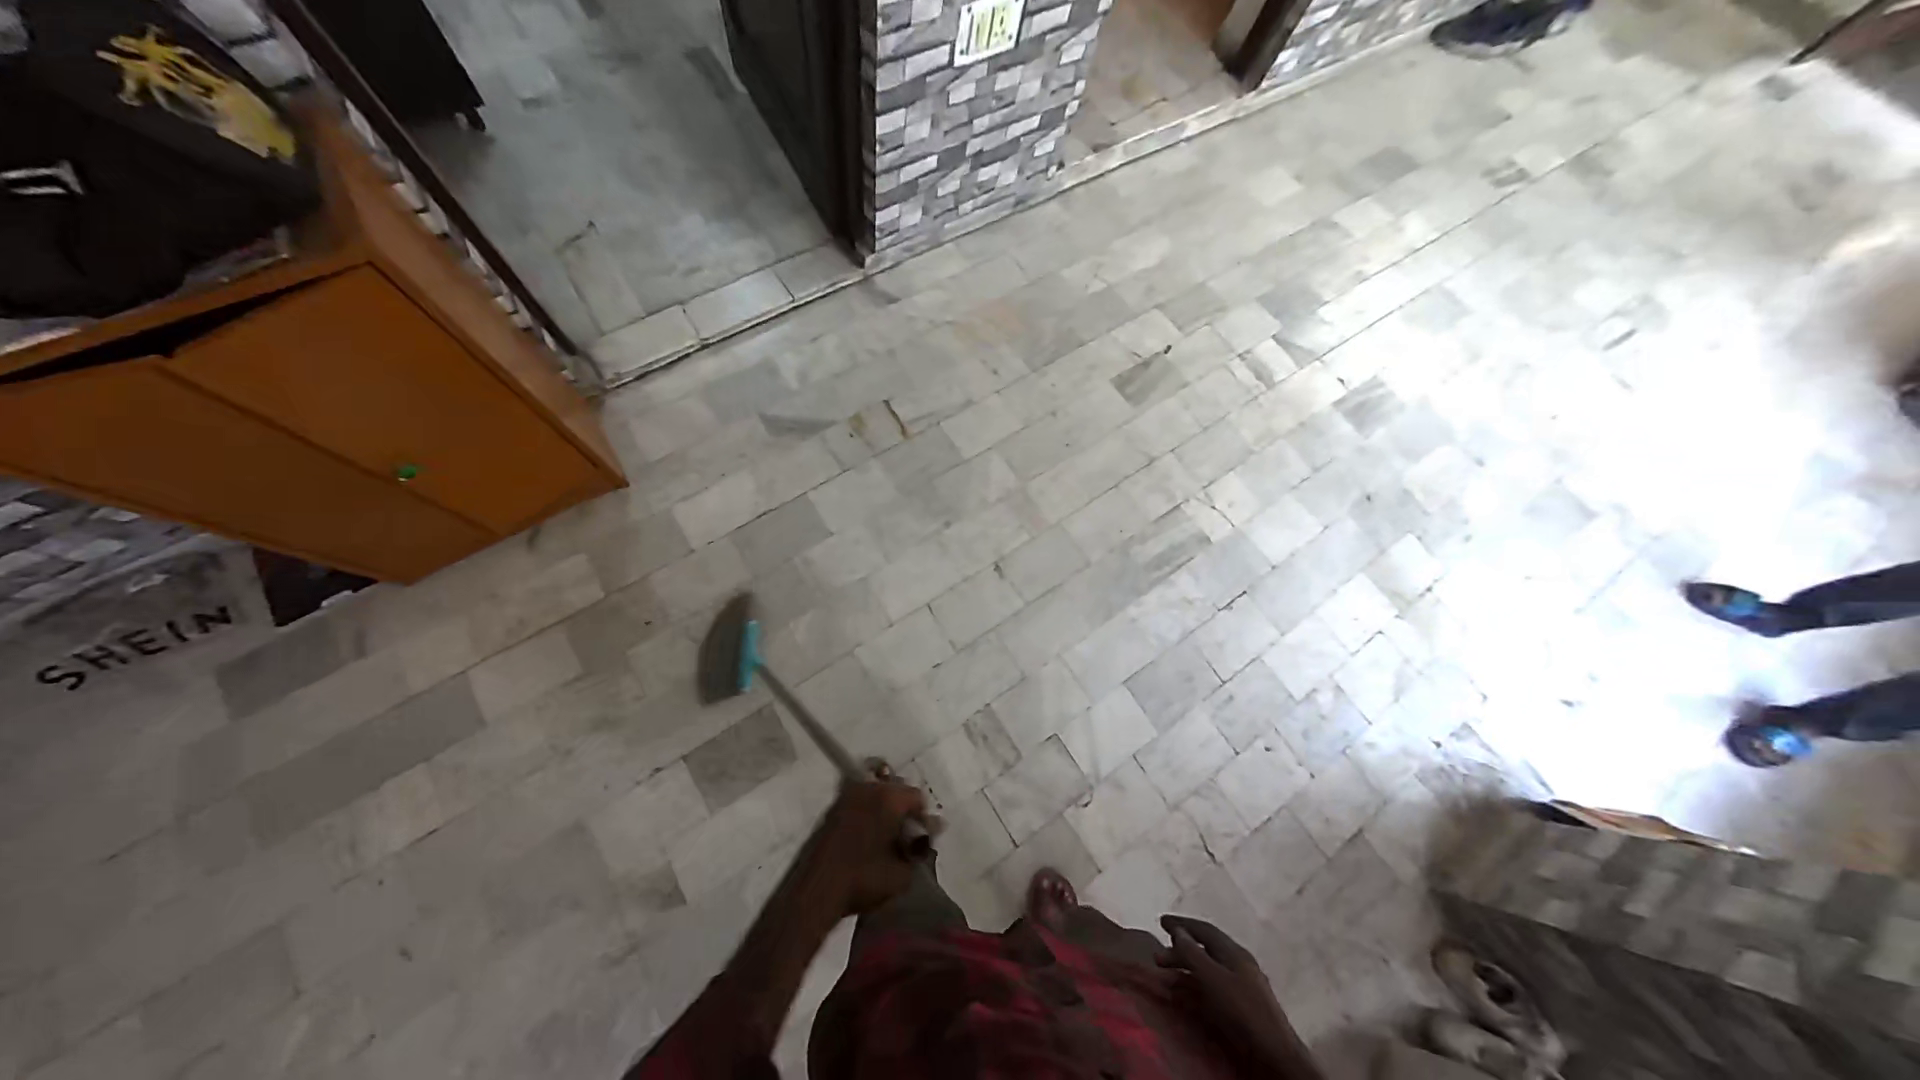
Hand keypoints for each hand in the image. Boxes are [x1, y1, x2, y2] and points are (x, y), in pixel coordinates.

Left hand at [810, 779, 927, 915]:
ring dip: (884, 809)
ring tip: (884, 838)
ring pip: (875, 792)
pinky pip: (858, 801)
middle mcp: (868, 787)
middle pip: (896, 788)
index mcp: (889, 797)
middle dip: (903, 809)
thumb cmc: (865, 879)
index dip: (922, 819)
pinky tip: (866, 839)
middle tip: (904, 837)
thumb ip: (921, 847)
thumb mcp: (904, 872)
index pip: (917, 797)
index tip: (919, 840)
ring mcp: (846, 796)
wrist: (817, 891)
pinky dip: (866, 813)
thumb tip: (929, 831)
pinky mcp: (831, 809)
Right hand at [1159, 915, 1319, 1076]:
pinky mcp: (1240, 1009)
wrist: (1274, 1056)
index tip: (1161, 921)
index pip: (1205, 930)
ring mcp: (1241, 988)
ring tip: (1165, 978)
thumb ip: (1193, 954)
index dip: (1182, 924)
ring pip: (1207, 972)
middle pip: (1205, 951)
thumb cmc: (1242, 1010)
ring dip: (1184, 972)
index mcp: (1235, 953)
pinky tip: (1182, 997)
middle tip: (1158, 958)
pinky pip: (1211, 991)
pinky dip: (1193, 989)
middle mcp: (1238, 966)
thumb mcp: (1214, 978)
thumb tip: (1177, 930)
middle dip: (1180, 951)